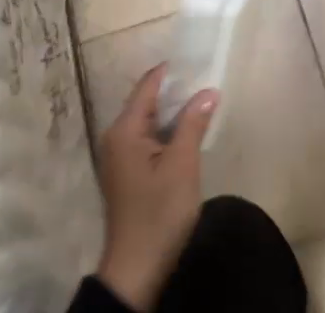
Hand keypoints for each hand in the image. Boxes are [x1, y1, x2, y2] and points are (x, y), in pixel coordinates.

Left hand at [95, 64, 218, 310]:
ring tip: (202, 100)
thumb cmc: (159, 212)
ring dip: (173, 112)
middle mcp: (116, 136)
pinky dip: (167, 131)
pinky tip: (188, 132)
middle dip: (175, 90)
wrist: (137, 266)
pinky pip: (148, 138)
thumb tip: (208, 91)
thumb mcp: (182, 165)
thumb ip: (193, 124)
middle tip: (206, 78)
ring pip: (148, 121)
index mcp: (125, 130)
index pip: (147, 86)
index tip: (197, 57)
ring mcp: (120, 155)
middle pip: (146, 101)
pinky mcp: (128, 172)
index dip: (171, 71)